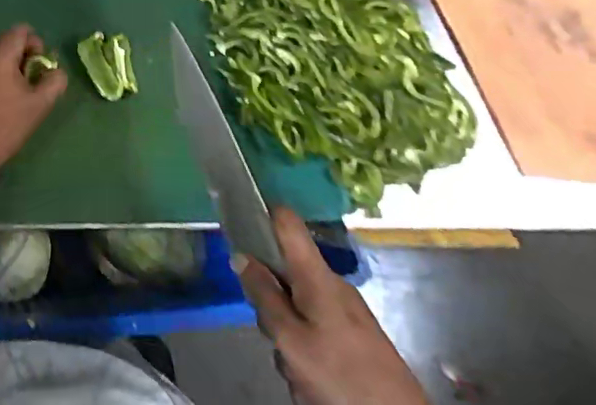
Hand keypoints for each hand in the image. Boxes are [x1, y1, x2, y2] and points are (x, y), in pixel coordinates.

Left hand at [0, 24, 66, 182]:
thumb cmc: (8, 124)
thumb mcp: (40, 103)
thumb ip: (55, 80)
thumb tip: (55, 69)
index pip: (20, 30)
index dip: (35, 43)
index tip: (39, 65)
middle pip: (8, 39)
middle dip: (22, 54)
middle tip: (30, 79)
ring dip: (9, 63)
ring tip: (16, 90)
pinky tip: (1, 94)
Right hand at [233, 208, 427, 404]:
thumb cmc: (341, 376)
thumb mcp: (290, 339)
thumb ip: (264, 296)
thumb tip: (241, 255)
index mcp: (317, 276)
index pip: (287, 222)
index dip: (262, 214)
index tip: (238, 227)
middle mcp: (333, 285)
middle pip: (286, 272)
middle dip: (270, 300)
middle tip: (272, 334)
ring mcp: (347, 312)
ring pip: (298, 306)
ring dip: (287, 333)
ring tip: (296, 369)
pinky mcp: (356, 337)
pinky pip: (316, 328)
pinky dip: (306, 348)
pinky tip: (312, 380)